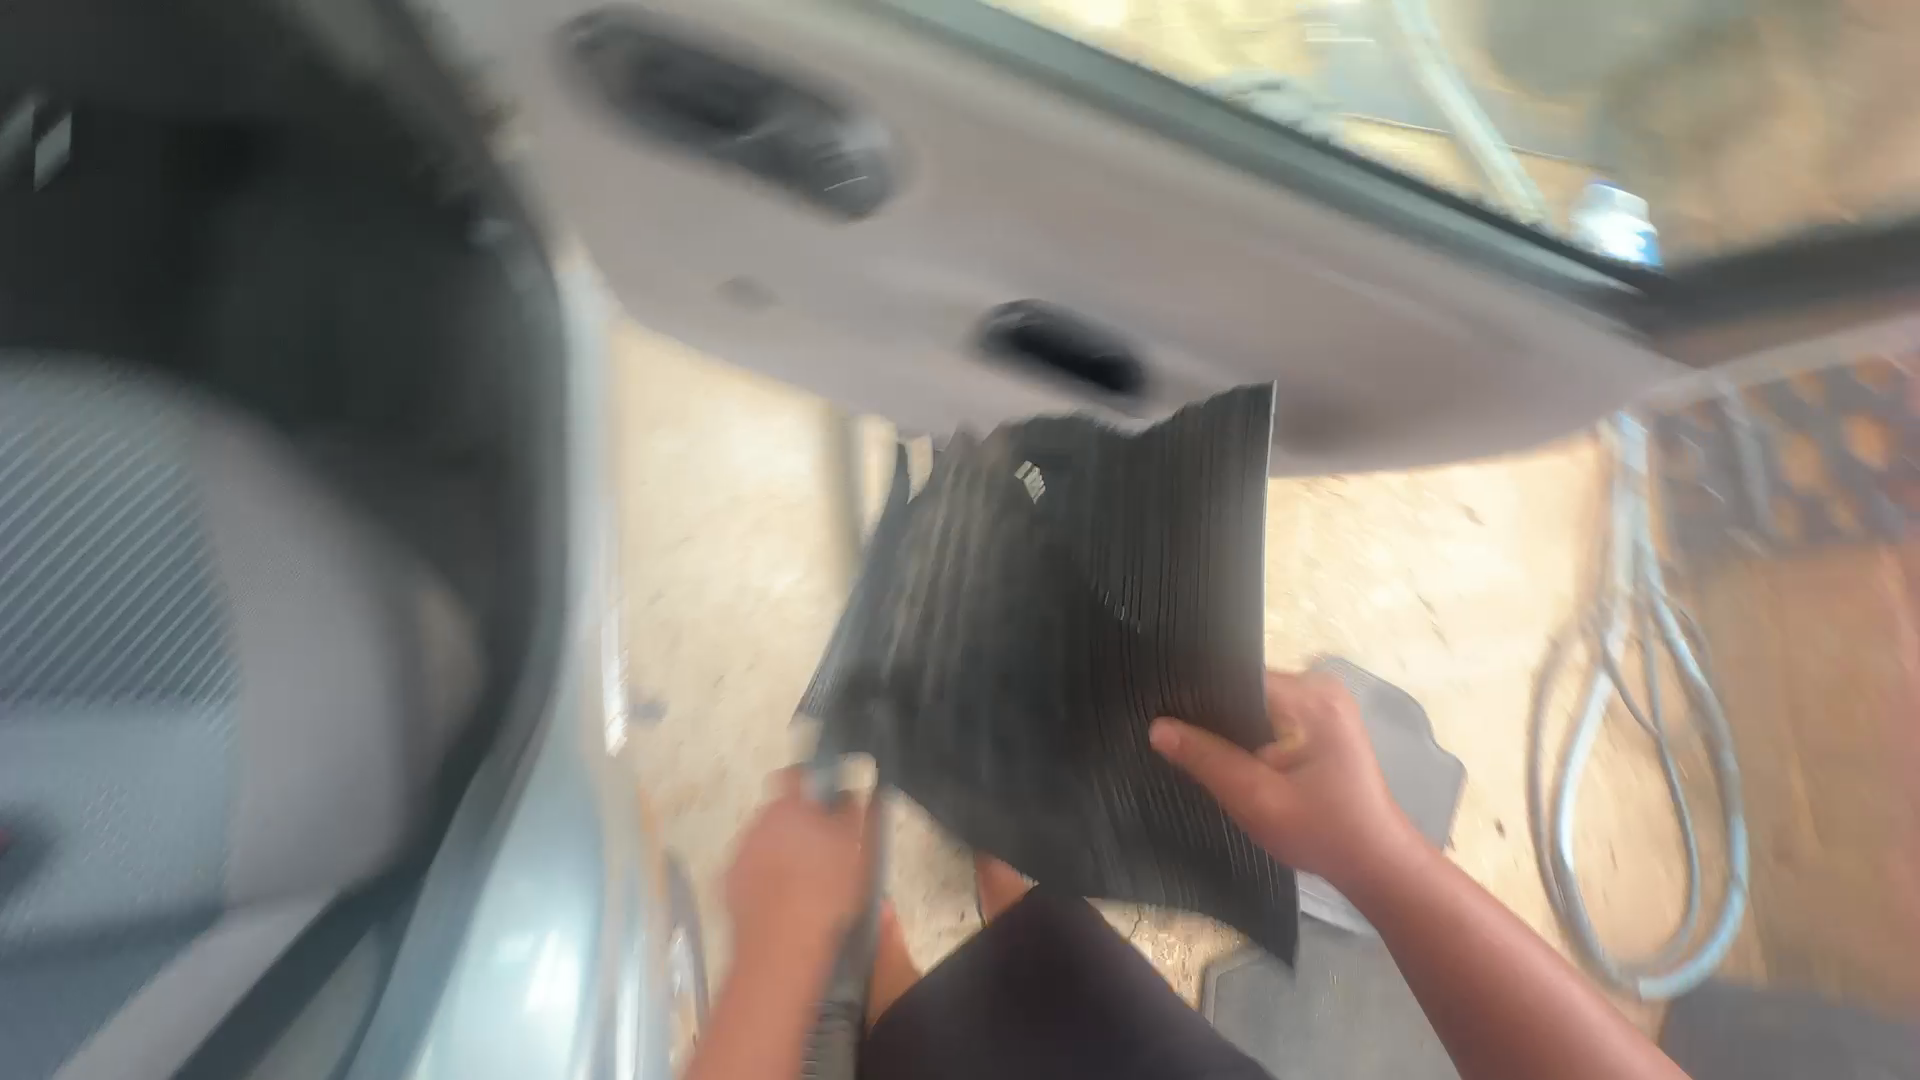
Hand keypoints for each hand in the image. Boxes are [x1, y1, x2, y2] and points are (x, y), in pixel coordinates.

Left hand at [723, 771, 867, 971]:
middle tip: (824, 846)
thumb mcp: (857, 849)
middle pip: (781, 811)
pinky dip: (765, 878)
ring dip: (782, 851)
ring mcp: (738, 854)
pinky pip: (751, 870)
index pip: (797, 773)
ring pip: (765, 841)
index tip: (827, 797)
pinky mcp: (727, 885)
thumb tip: (850, 793)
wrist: (781, 948)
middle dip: (799, 823)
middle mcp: (757, 822)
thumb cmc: (825, 892)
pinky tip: (783, 900)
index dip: (812, 780)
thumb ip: (854, 811)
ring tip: (805, 880)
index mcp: (789, 806)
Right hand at [1150, 669, 1422, 890]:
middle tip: (1173, 735)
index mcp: (1310, 696)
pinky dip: (1247, 730)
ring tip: (1195, 744)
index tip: (1162, 711)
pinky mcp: (1322, 717)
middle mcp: (1319, 685)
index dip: (1196, 694)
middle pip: (1242, 685)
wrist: (1377, 864)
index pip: (1234, 676)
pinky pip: (1267, 710)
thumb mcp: (1256, 800)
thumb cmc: (1322, 834)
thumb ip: (1206, 759)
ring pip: (1251, 699)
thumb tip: (1156, 727)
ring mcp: (1323, 700)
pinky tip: (1231, 753)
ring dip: (1228, 723)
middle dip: (1210, 711)